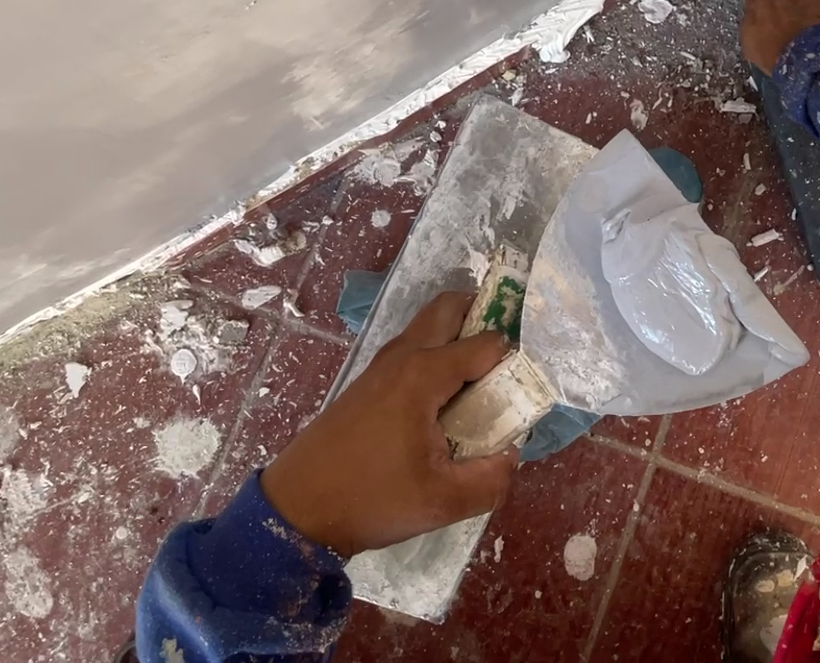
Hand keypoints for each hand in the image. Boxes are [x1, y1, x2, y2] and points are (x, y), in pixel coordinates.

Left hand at [261, 291, 520, 556]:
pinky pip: (414, 348)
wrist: (295, 511)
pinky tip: (445, 401)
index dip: (512, 360)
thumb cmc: (370, 499)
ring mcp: (382, 365)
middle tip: (506, 355)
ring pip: (429, 326)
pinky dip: (437, 354)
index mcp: (425, 374)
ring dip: (458, 335)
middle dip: (483, 315)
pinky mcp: (370, 382)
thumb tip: (513, 455)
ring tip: (481, 381)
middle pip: (450, 307)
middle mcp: (405, 355)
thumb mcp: (442, 503)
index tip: (524, 389)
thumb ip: (491, 480)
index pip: (486, 343)